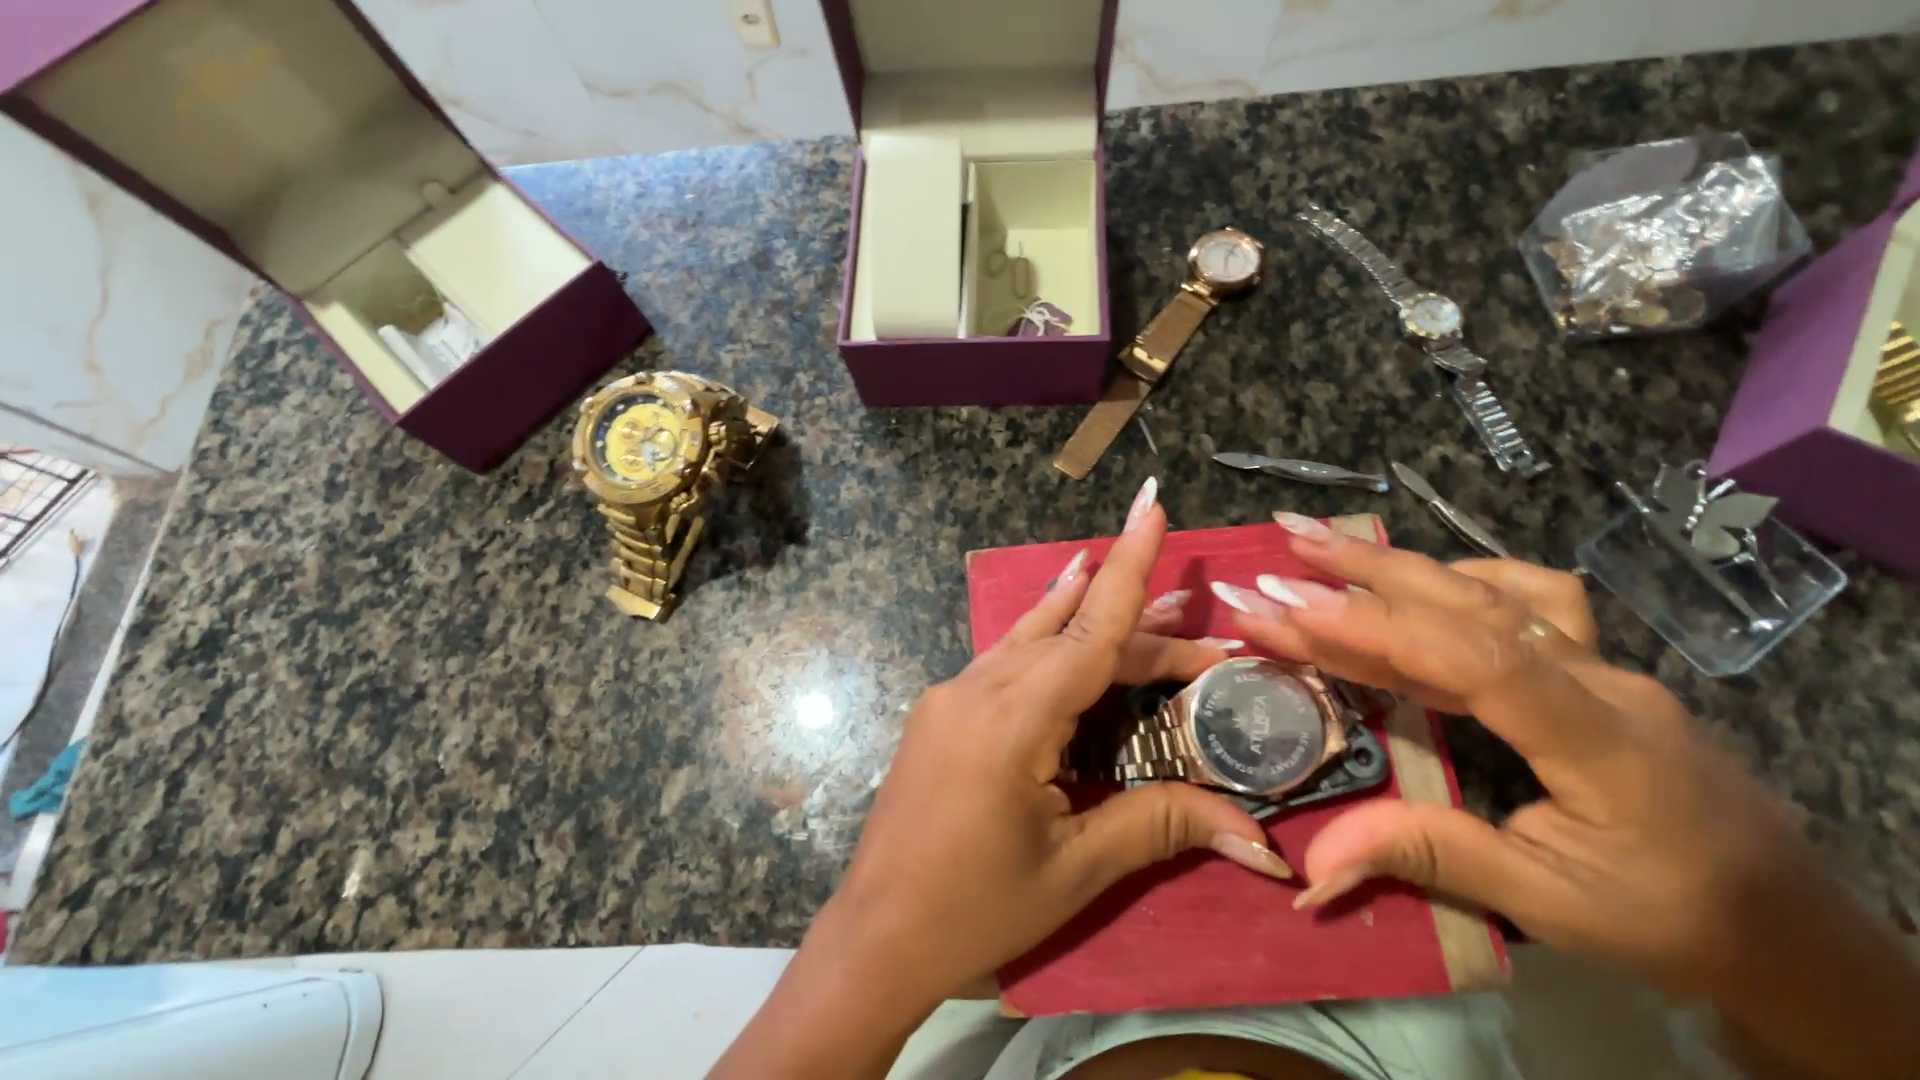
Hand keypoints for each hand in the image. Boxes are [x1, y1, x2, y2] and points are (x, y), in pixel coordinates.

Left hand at [825, 479, 1290, 1004]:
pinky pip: (1003, 662)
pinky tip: (1060, 625)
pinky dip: (1044, 642)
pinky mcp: (939, 714)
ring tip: (1143, 602)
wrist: (875, 938)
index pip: (1090, 630)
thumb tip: (1261, 838)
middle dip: (1140, 633)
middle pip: (1072, 639)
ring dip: (1088, 622)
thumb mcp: (1076, 867)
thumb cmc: (976, 909)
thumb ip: (1161, 826)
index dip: (1131, 567)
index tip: (1152, 504)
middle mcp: (976, 689)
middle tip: (1205, 644)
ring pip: (1032, 641)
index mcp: (1012, 719)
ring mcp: (949, 697)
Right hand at [1217, 513, 1919, 1078]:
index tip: (1293, 611)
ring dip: (1402, 565)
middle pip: (1475, 603)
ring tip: (1325, 546)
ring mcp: (1604, 666)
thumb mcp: (1553, 905)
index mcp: (1601, 737)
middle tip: (1284, 546)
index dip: (1379, 630)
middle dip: (1368, 573)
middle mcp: (1602, 679)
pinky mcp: (1597, 670)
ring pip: (1494, 592)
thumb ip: (1437, 858)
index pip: (1476, 659)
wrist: (1789, 924)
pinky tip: (1419, 583)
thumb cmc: (1672, 919)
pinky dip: (1458, 580)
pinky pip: (1526, 601)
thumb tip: (1316, 856)